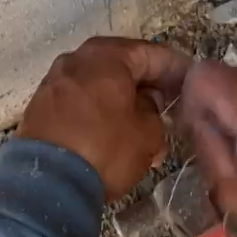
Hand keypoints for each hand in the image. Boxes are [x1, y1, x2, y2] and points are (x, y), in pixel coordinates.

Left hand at [16, 36, 191, 198]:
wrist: (45, 183)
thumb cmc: (104, 149)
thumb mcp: (148, 132)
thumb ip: (154, 109)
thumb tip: (146, 101)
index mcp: (107, 55)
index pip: (153, 53)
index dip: (177, 69)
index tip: (193, 84)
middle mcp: (77, 58)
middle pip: (123, 65)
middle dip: (149, 85)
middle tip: (170, 105)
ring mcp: (55, 80)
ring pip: (100, 84)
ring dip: (123, 100)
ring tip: (144, 125)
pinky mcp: (42, 104)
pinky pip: (81, 99)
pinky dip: (100, 110)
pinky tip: (114, 132)